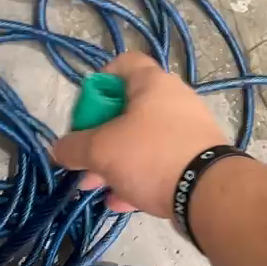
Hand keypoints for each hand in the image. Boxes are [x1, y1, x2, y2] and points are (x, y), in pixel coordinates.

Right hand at [51, 52, 228, 216]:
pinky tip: (121, 202)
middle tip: (84, 159)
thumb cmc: (151, 155)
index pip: (123, 63)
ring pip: (142, 139)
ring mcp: (187, 128)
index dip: (99, 82)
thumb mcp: (101, 149)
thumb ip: (74, 147)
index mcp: (152, 82)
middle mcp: (173, 98)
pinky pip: (160, 161)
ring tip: (95, 187)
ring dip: (116, 161)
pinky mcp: (196, 157)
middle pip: (129, 108)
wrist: (208, 191)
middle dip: (100, 135)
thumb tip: (58, 149)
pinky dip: (139, 176)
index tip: (85, 110)